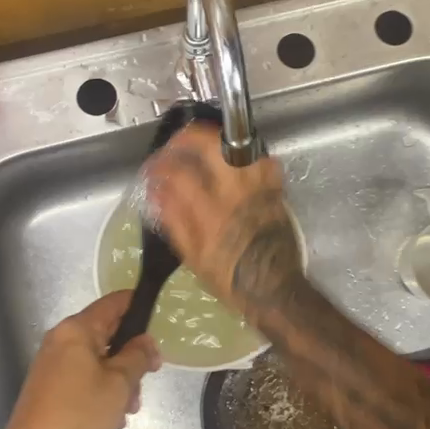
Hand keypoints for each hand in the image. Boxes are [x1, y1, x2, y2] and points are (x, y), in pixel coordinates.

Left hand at [0, 291, 161, 428]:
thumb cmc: (79, 414)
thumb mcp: (119, 384)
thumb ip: (137, 356)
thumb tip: (146, 341)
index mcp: (76, 330)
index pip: (112, 303)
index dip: (137, 305)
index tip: (160, 320)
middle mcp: (60, 342)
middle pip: (106, 335)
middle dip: (131, 355)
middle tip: (150, 376)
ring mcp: (52, 367)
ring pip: (97, 362)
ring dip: (119, 380)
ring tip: (130, 408)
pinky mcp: (49, 390)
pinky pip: (84, 380)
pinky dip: (102, 392)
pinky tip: (112, 417)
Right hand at [144, 124, 303, 321]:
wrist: (274, 290)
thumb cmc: (231, 278)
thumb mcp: (193, 256)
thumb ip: (174, 220)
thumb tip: (156, 192)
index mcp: (210, 212)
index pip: (179, 172)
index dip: (161, 164)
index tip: (153, 167)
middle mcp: (235, 194)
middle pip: (211, 145)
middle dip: (189, 138)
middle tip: (178, 144)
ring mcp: (259, 188)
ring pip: (239, 147)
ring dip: (218, 143)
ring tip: (205, 149)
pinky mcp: (276, 191)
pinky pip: (264, 161)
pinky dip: (248, 157)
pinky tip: (237, 165)